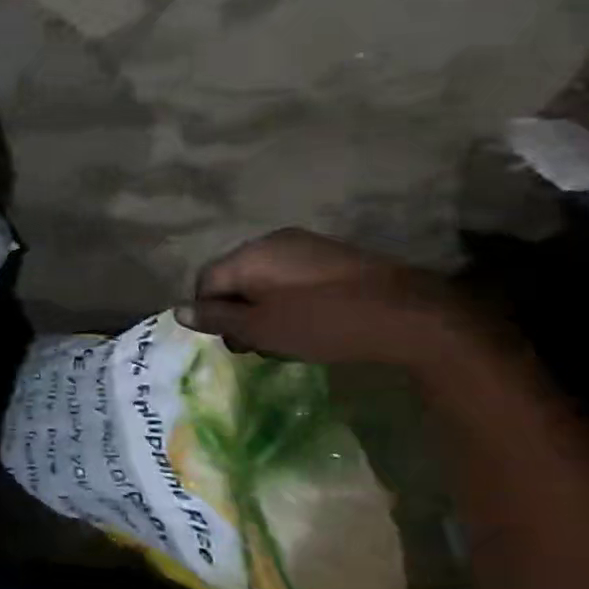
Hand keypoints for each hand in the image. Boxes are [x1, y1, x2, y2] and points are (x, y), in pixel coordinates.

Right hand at [175, 229, 496, 370]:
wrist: (410, 315)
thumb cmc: (323, 324)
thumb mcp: (263, 328)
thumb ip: (218, 318)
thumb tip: (178, 310)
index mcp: (249, 255)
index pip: (206, 281)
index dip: (210, 313)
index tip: (231, 343)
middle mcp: (271, 241)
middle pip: (234, 277)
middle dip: (237, 311)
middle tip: (256, 346)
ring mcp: (305, 245)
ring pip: (263, 277)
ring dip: (262, 307)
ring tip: (283, 339)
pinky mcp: (333, 257)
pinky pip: (291, 277)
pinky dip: (288, 300)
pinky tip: (310, 324)